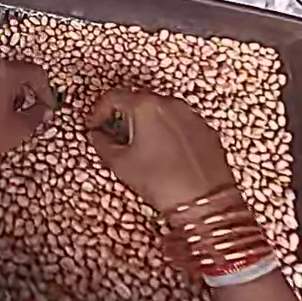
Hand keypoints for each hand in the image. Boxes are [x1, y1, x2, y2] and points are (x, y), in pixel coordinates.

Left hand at [0, 59, 54, 160]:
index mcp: (5, 70)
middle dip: (26, 93)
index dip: (46, 92)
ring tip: (9, 118)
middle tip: (31, 113)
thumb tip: (43, 112)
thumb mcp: (19, 129)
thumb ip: (37, 116)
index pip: (35, 72)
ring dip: (8, 94)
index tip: (48, 107)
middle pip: (15, 72)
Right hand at [84, 89, 239, 213]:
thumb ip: (102, 143)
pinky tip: (163, 154)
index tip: (94, 127)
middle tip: (113, 137)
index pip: (113, 97)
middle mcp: (170, 103)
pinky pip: (179, 124)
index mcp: (145, 106)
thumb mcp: (120, 163)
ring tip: (139, 147)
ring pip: (160, 112)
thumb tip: (98, 135)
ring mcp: (192, 116)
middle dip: (122, 117)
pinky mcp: (207, 131)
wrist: (206, 203)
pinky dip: (166, 132)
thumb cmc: (161, 181)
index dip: (98, 112)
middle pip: (137, 101)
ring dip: (145, 124)